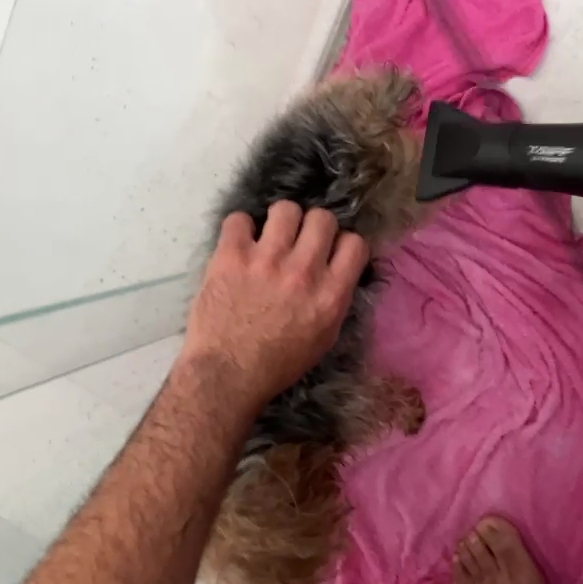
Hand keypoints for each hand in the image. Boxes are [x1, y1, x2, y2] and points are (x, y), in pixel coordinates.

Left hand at [182, 202, 369, 409]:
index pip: (354, 243)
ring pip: (286, 209)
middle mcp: (303, 271)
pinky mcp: (231, 257)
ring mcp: (266, 261)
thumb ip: (335, 300)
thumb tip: (337, 272)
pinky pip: (239, 219)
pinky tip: (241, 245)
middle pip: (322, 218)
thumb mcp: (325, 337)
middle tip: (300, 242)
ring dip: (281, 221)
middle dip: (314, 227)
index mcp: (331, 294)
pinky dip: (240, 229)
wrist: (227, 374)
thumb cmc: (279, 363)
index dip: (343, 244)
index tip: (330, 252)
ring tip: (271, 238)